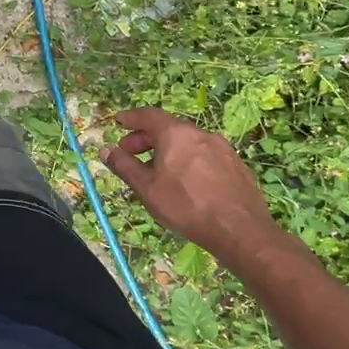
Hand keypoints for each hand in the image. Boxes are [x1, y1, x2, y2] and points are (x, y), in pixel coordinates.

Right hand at [101, 106, 285, 267]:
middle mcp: (201, 135)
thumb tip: (106, 150)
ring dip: (168, 150)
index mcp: (176, 134)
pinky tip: (185, 181)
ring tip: (157, 170)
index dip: (131, 118)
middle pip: (169, 128)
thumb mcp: (145, 187)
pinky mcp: (238, 168)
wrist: (242, 233)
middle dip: (146, 138)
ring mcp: (224, 151)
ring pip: (188, 142)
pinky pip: (205, 156)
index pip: (149, 115)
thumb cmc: (186, 205)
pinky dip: (188, 160)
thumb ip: (123, 165)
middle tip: (131, 153)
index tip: (118, 122)